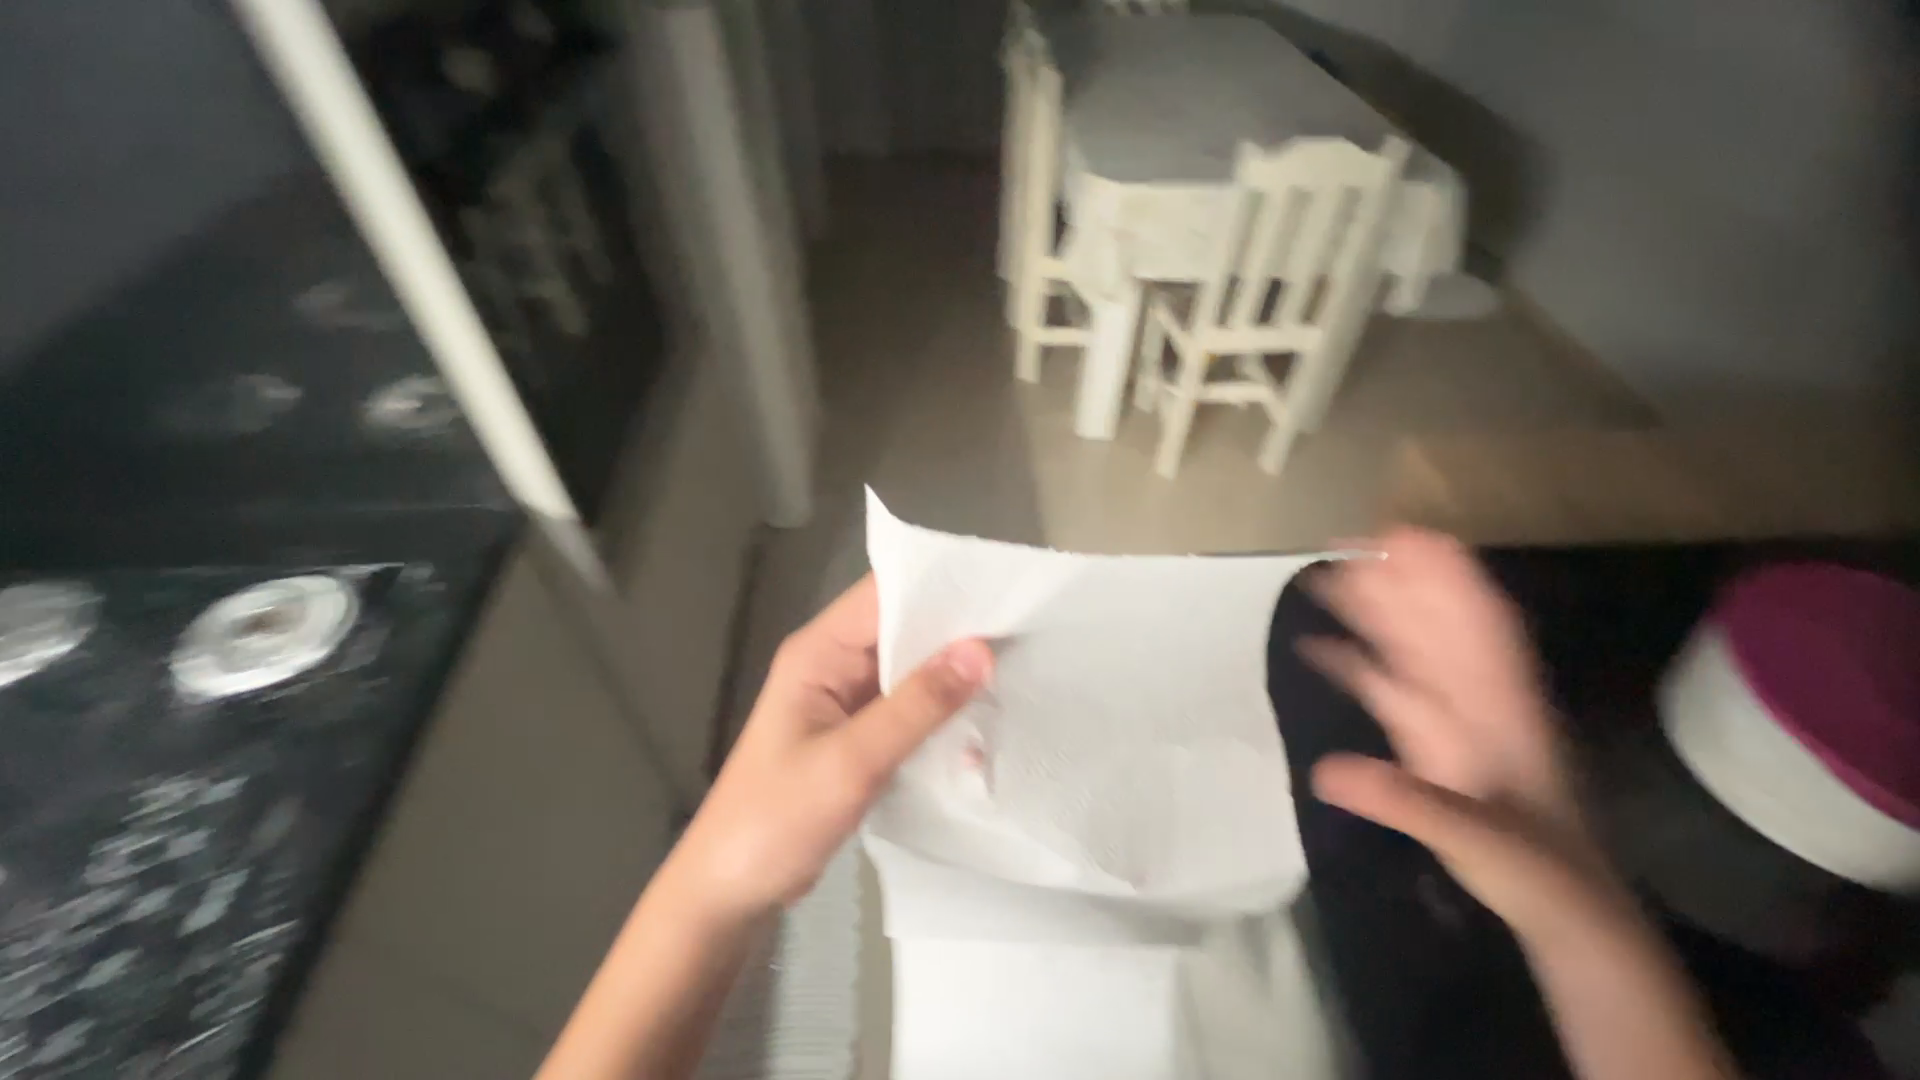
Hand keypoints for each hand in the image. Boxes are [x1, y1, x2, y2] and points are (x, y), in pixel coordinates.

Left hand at [662, 575, 991, 924]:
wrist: (731, 889)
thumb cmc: (778, 818)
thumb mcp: (852, 761)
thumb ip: (917, 705)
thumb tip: (982, 649)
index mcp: (819, 651)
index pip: (885, 594)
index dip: (940, 586)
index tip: (1002, 591)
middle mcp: (833, 663)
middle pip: (902, 627)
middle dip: (957, 629)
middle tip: (1024, 632)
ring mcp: (845, 700)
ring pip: (909, 668)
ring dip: (952, 671)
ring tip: (1018, 667)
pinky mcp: (857, 734)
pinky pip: (907, 706)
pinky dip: (940, 709)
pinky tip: (982, 717)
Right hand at [1302, 529, 1630, 937]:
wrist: (1562, 911)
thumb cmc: (1536, 869)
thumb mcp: (1474, 837)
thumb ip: (1405, 800)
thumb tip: (1325, 770)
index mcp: (1499, 706)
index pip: (1474, 623)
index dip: (1442, 574)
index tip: (1401, 536)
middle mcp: (1474, 699)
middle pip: (1434, 625)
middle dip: (1395, 580)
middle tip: (1344, 543)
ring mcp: (1450, 718)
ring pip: (1408, 648)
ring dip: (1374, 612)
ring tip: (1328, 576)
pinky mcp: (1428, 740)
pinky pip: (1386, 686)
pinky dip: (1354, 662)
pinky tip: (1318, 646)